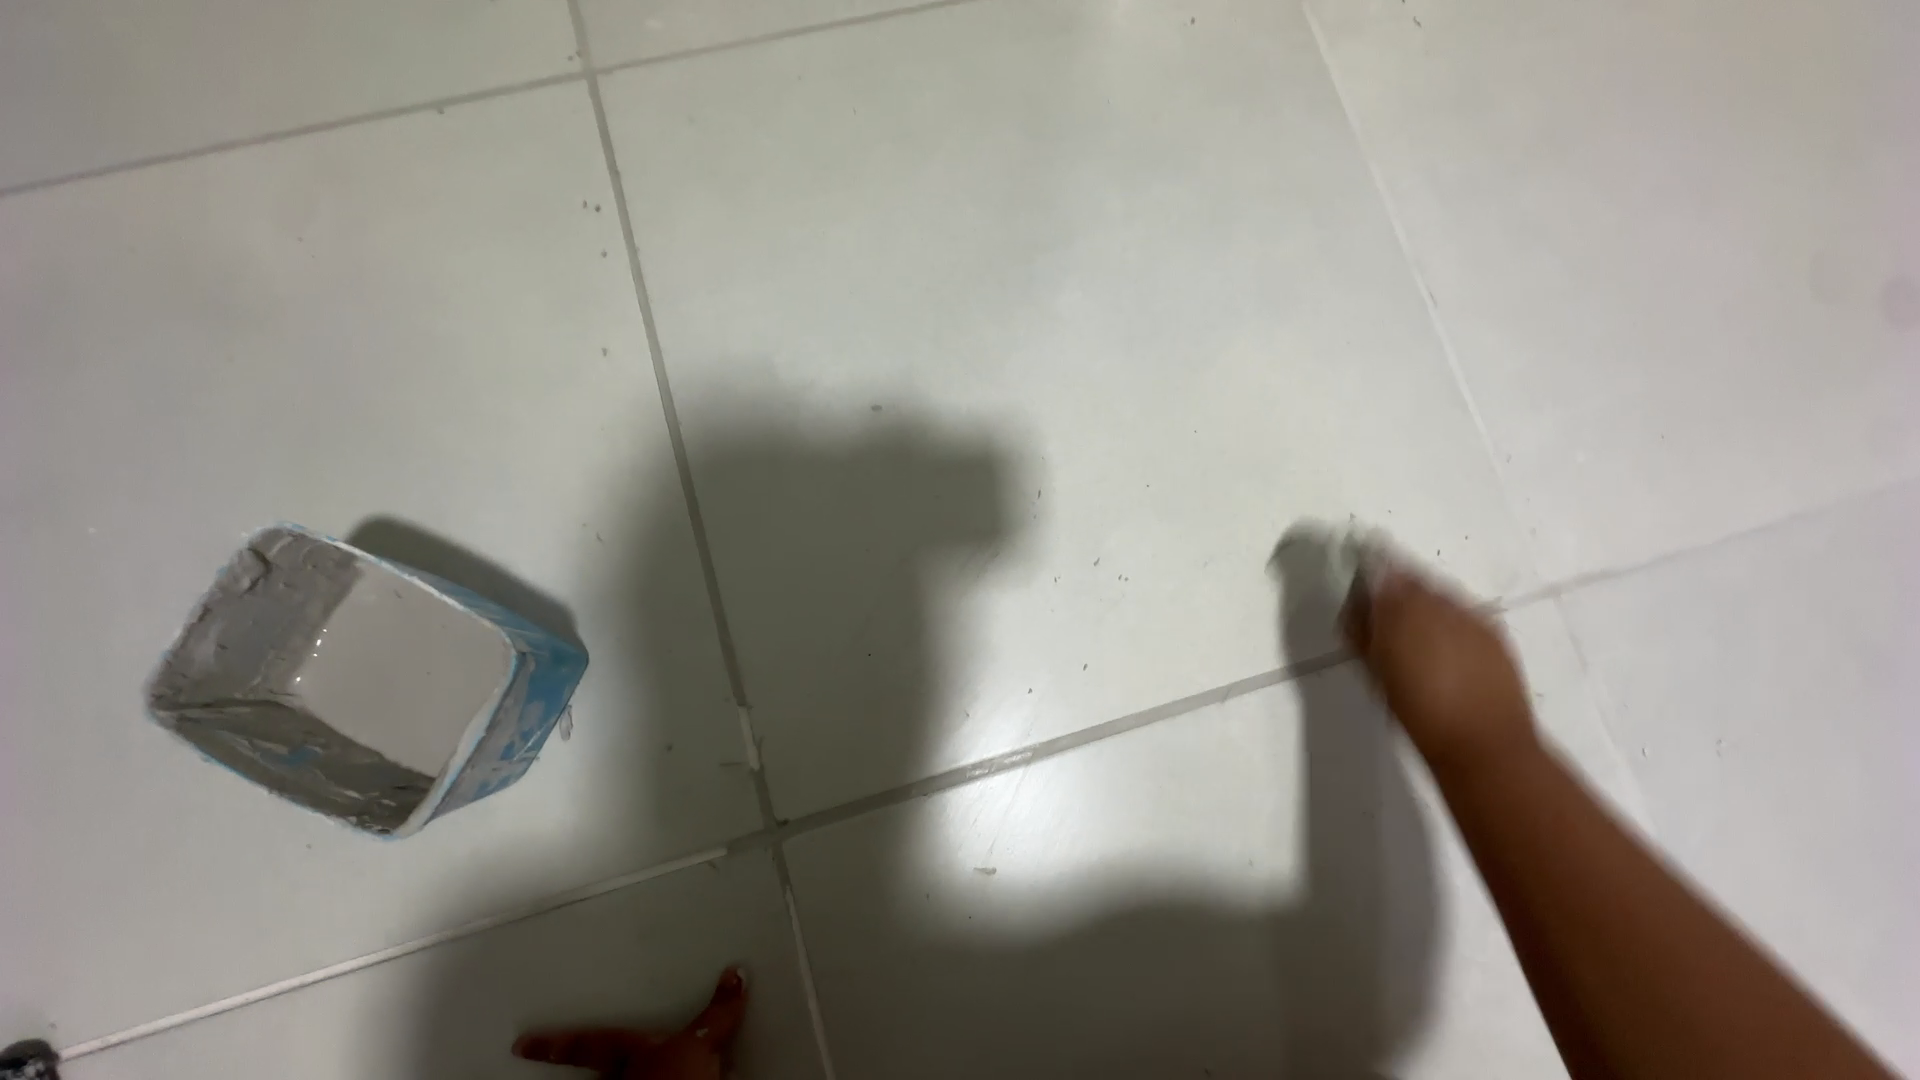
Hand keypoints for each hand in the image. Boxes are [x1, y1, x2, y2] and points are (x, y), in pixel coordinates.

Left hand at [514, 967, 746, 1079]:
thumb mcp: (702, 1042)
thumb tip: (735, 975)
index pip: (590, 1042)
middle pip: (601, 1074)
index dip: (557, 1042)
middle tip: (565, 1057)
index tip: (522, 1043)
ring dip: (620, 1077)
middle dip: (593, 1070)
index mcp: (632, 1056)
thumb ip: (717, 1012)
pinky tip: (667, 1078)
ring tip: (626, 1071)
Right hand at [1342, 561, 1537, 775]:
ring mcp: (1471, 615)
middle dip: (1397, 588)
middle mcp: (1437, 603)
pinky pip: (1464, 612)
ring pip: (1439, 594)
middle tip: (1385, 614)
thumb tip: (1355, 604)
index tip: (1360, 588)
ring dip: (1424, 603)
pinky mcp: (1494, 630)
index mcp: (1400, 612)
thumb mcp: (1376, 673)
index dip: (1370, 573)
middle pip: (1412, 578)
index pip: (1380, 572)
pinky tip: (1446, 646)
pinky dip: (1450, 620)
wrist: (1485, 744)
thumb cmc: (1418, 714)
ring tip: (1416, 634)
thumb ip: (1363, 632)